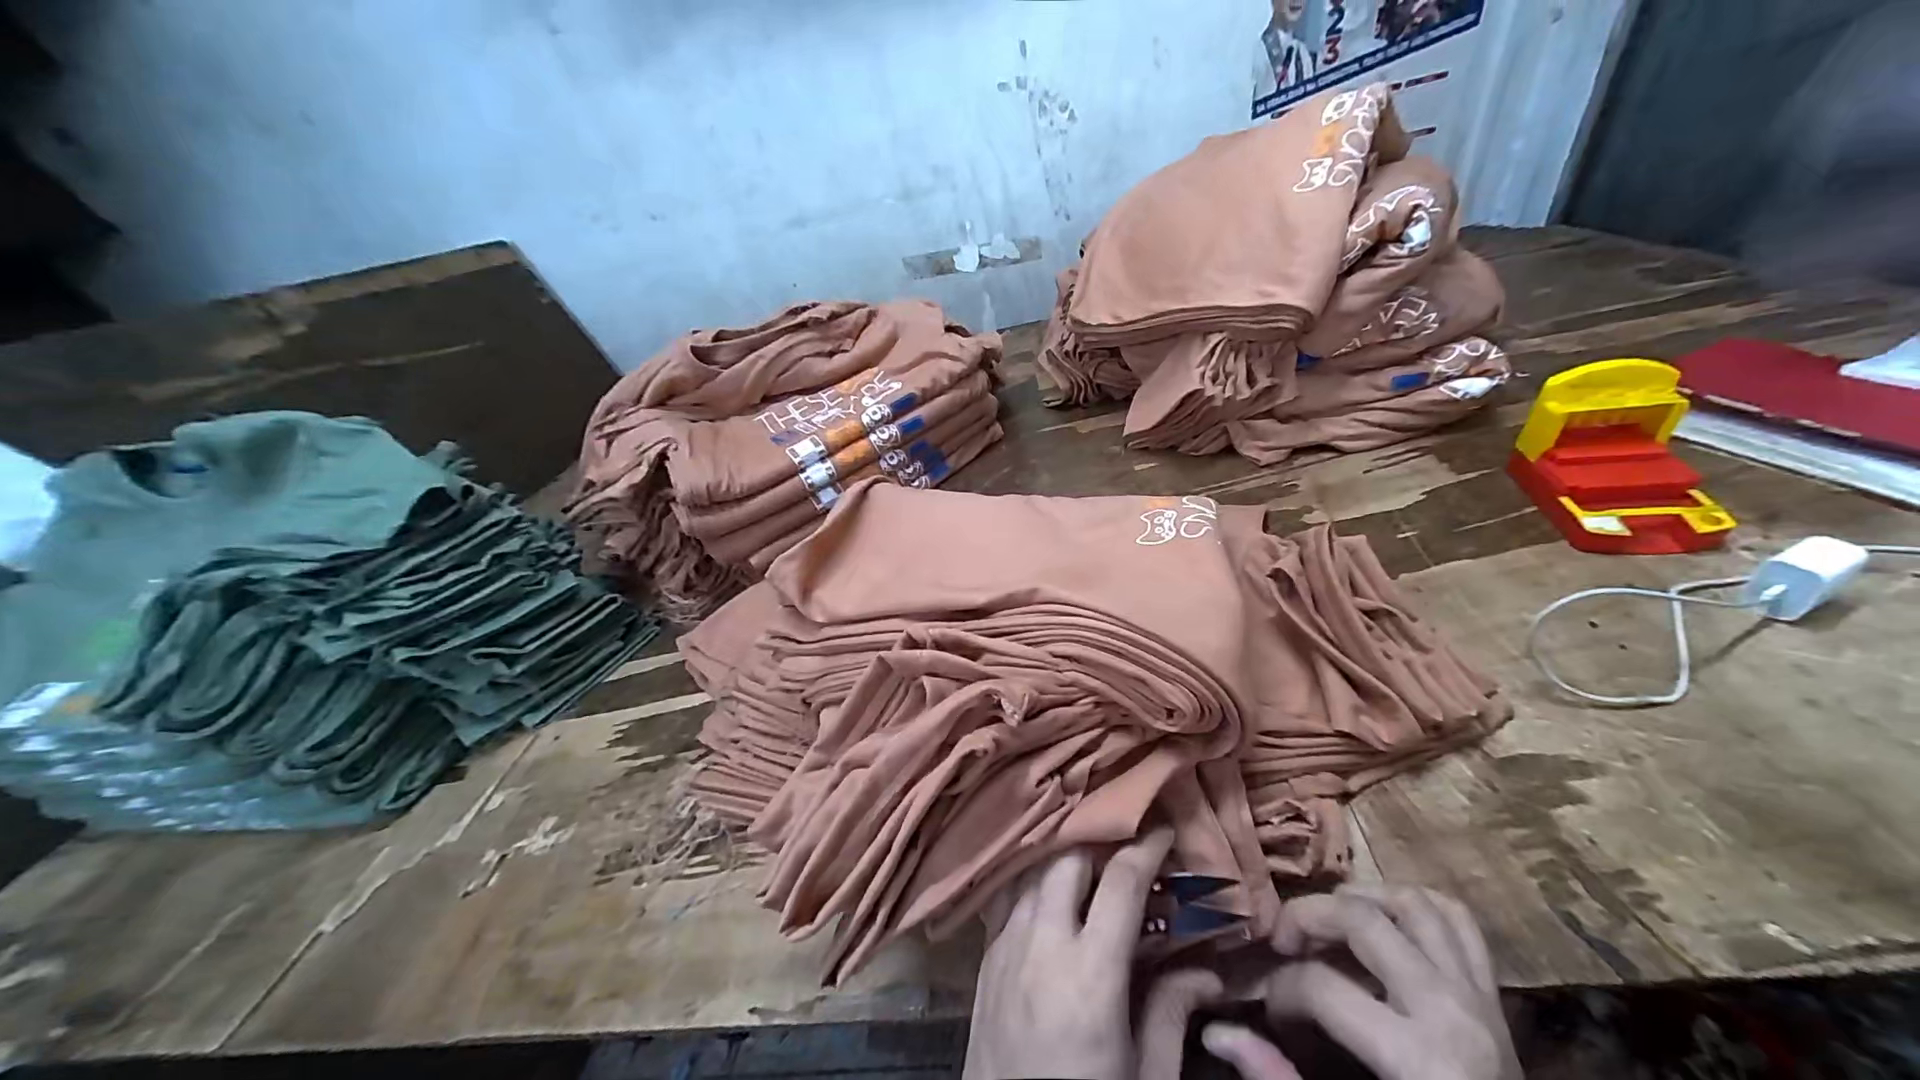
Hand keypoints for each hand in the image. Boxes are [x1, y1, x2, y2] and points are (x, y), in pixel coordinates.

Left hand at [962, 828, 1172, 1079]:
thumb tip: (1205, 971)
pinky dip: (1030, 882)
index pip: (1119, 883)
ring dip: (1060, 858)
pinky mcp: (984, 960)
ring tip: (1087, 860)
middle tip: (1124, 846)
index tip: (1162, 830)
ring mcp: (1005, 947)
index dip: (1145, 848)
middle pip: (1065, 860)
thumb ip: (1171, 1011)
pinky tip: (1048, 892)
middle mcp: (1041, 944)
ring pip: (1030, 872)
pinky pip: (1006, 899)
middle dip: (1096, 842)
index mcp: (1089, 973)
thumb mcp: (1145, 1074)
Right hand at [1207, 885, 1519, 1079]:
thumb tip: (1218, 1034)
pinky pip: (1459, 921)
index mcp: (1417, 1058)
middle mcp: (1450, 1011)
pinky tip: (1383, 919)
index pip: (1320, 985)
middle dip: (1306, 918)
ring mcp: (1480, 997)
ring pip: (1414, 902)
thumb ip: (1279, 1079)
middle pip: (1361, 920)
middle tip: (1283, 943)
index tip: (1270, 1009)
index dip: (1280, 989)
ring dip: (1361, 898)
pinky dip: (1416, 904)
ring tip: (1329, 921)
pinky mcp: (1495, 997)